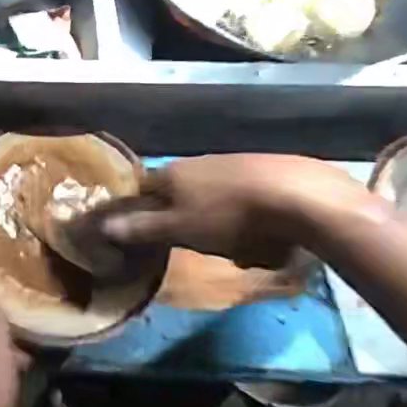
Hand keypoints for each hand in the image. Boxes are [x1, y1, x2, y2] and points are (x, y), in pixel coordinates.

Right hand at [99, 154, 370, 266]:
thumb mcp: (180, 230)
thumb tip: (102, 226)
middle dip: (186, 217)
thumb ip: (142, 228)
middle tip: (196, 244)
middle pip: (180, 191)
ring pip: (214, 193)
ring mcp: (236, 161)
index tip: (145, 231)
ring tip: (238, 245)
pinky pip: (247, 192)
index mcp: (172, 173)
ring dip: (220, 217)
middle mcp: (199, 161)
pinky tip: (266, 230)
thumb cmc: (230, 218)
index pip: (143, 188)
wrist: (303, 199)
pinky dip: (249, 211)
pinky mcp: (270, 167)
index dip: (141, 209)